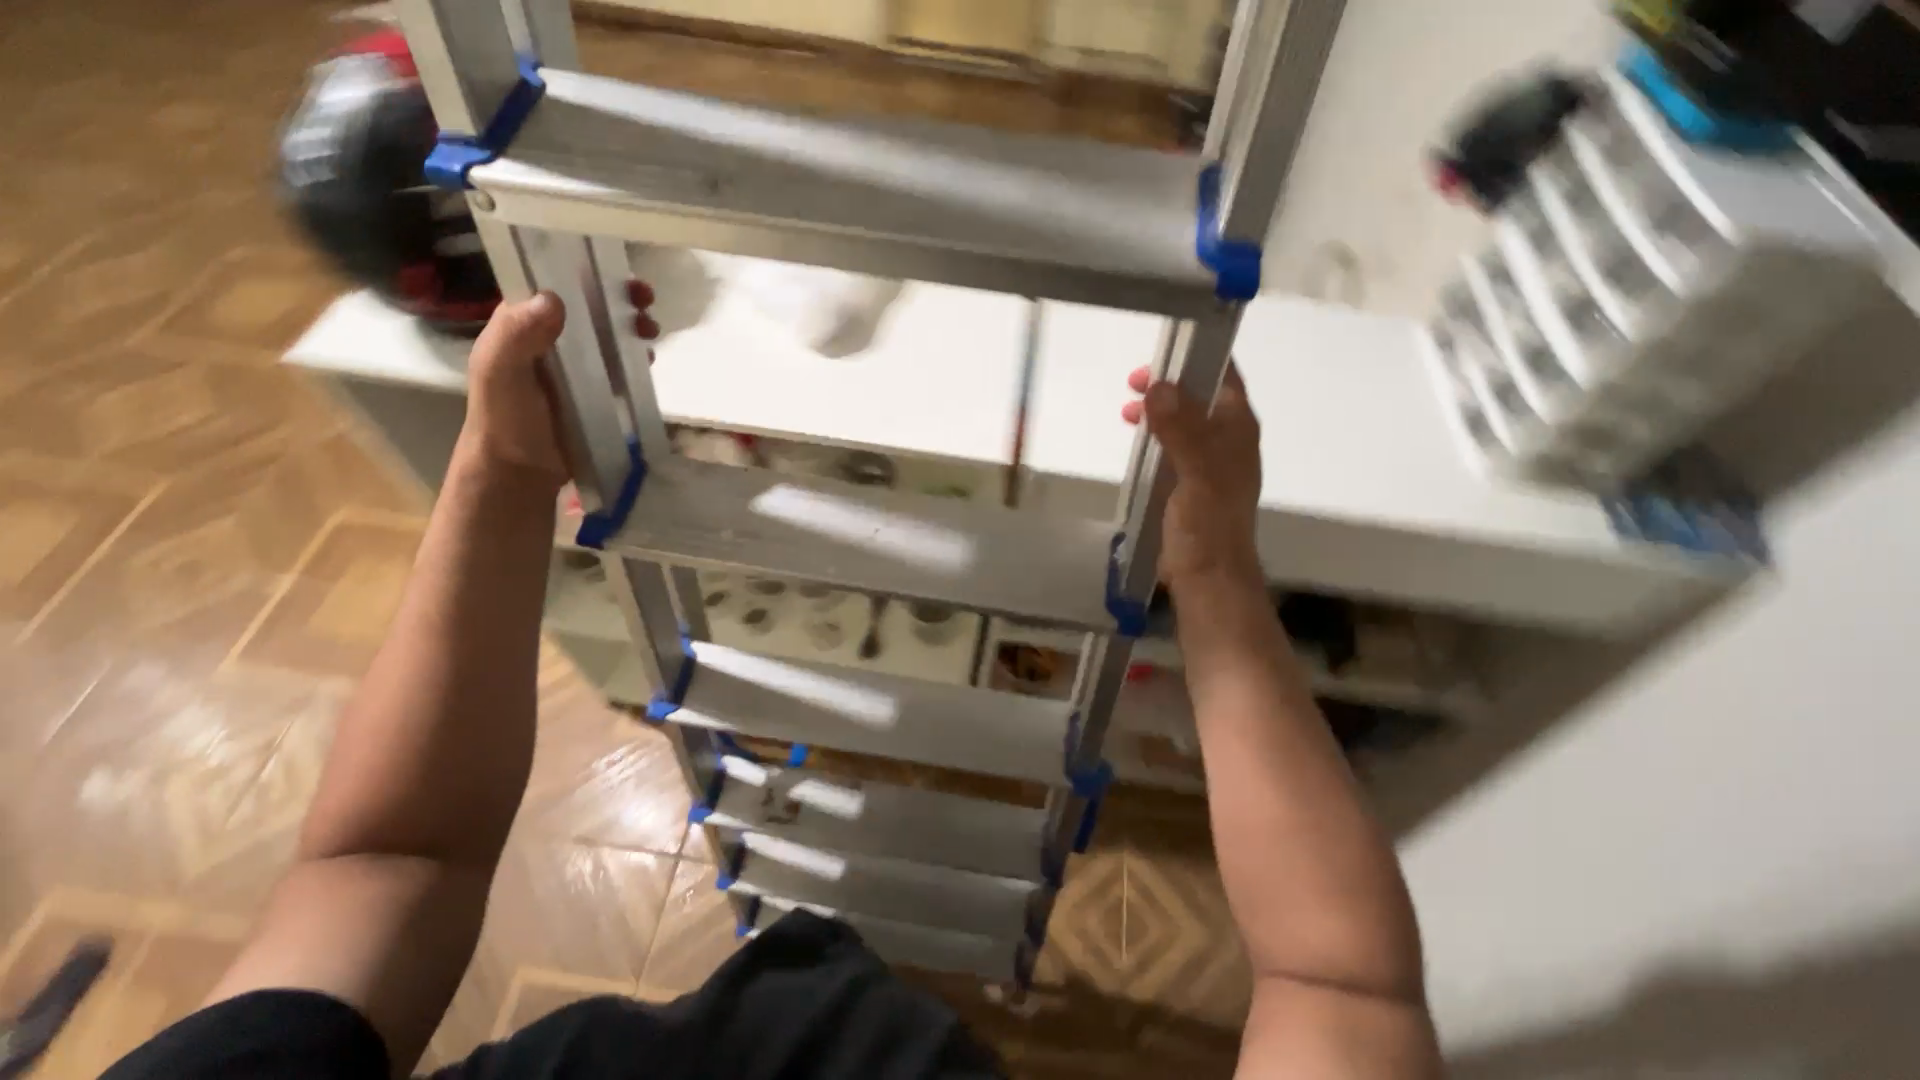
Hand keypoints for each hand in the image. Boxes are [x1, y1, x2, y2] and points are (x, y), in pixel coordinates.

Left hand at [458, 282, 661, 487]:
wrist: (522, 471)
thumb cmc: (505, 418)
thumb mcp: (499, 371)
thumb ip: (517, 334)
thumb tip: (555, 299)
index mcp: (522, 323)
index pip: (553, 282)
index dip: (582, 269)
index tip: (611, 269)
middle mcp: (549, 337)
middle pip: (588, 304)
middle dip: (618, 297)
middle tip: (644, 300)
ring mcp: (575, 363)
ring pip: (607, 331)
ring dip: (632, 324)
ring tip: (651, 331)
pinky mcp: (596, 388)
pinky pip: (619, 363)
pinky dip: (635, 356)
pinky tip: (647, 359)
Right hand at [1121, 363, 1263, 587]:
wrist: (1208, 577)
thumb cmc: (1208, 525)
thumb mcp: (1196, 473)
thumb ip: (1182, 430)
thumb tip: (1159, 386)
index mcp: (1237, 428)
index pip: (1223, 375)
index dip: (1196, 356)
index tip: (1162, 347)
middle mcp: (1228, 439)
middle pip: (1200, 395)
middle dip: (1169, 384)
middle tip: (1133, 382)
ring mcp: (1210, 461)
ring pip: (1185, 419)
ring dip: (1159, 409)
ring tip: (1127, 410)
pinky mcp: (1191, 483)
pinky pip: (1174, 445)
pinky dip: (1156, 435)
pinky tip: (1136, 442)